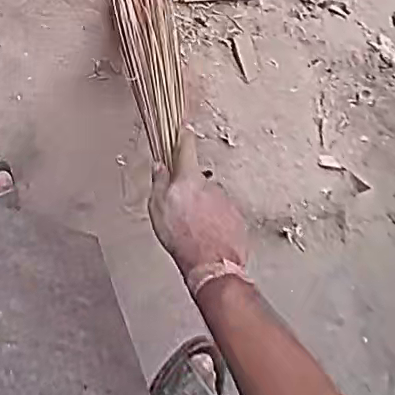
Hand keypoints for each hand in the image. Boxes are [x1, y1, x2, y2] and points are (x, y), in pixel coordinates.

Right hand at [149, 128, 249, 276]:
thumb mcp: (157, 208)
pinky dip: (214, 220)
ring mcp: (226, 202)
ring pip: (210, 197)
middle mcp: (210, 186)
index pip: (186, 149)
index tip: (184, 129)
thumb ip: (158, 183)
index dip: (184, 137)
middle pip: (197, 178)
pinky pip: (222, 213)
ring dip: (203, 206)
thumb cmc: (181, 237)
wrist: (211, 265)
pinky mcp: (237, 218)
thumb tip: (160, 167)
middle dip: (189, 187)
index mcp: (188, 179)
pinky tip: (205, 233)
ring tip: (193, 226)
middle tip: (180, 207)